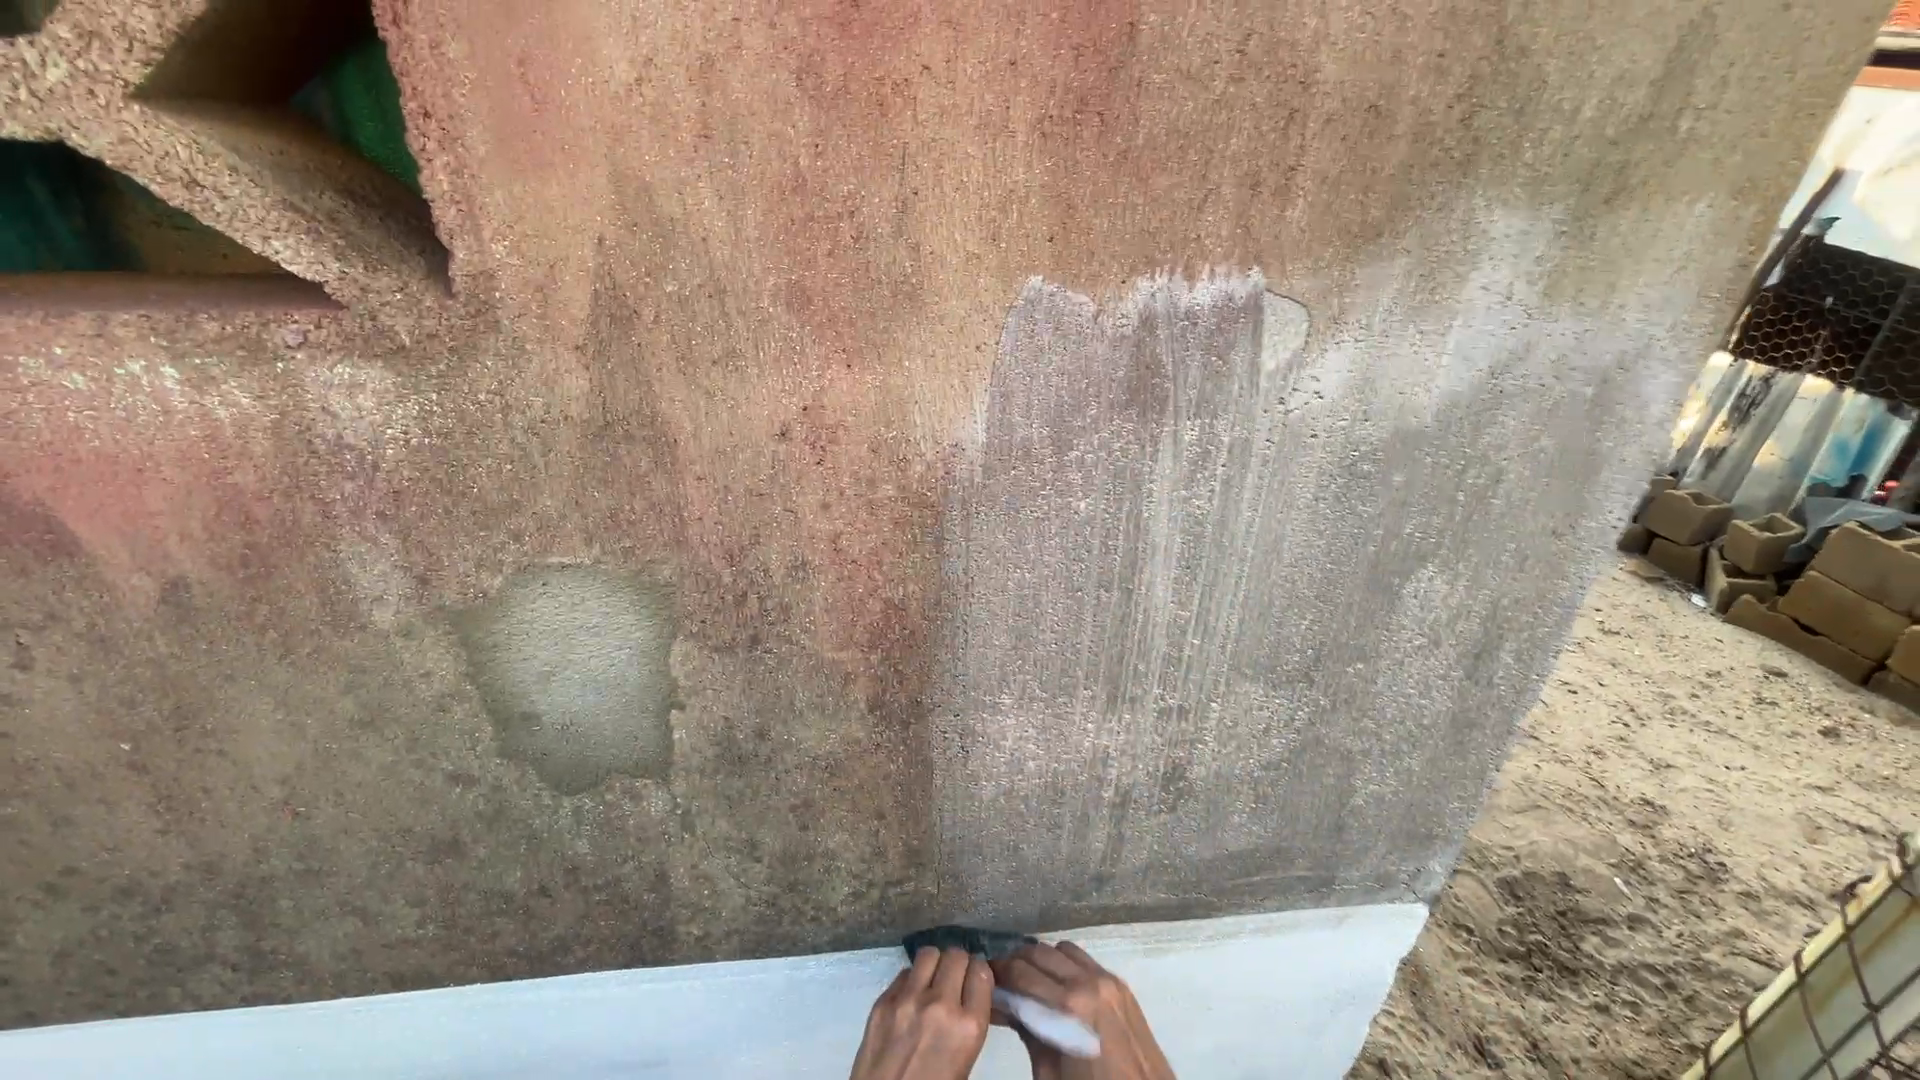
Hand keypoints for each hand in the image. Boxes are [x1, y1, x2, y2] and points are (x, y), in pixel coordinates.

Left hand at [849, 946, 993, 1079]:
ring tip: (933, 980)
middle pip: (956, 955)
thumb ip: (971, 1020)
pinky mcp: (882, 1001)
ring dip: (935, 964)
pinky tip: (911, 997)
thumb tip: (971, 990)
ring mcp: (908, 1000)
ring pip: (929, 953)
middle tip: (955, 979)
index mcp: (969, 1026)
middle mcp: (940, 1004)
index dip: (979, 973)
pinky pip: (904, 973)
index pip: (981, 971)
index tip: (975, 980)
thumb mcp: (966, 1059)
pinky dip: (912, 979)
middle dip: (959, 964)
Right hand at [990, 942, 1174, 1079]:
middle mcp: (1088, 982)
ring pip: (1062, 949)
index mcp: (1068, 1007)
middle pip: (1038, 953)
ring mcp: (1108, 980)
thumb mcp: (1049, 1074)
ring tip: (1030, 979)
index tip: (985, 979)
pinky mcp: (1120, 985)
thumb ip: (1028, 1032)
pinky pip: (1085, 959)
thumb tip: (1005, 1006)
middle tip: (1001, 979)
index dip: (998, 973)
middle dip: (1015, 962)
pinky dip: (1066, 963)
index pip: (1020, 972)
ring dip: (1041, 959)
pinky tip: (1058, 983)